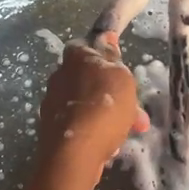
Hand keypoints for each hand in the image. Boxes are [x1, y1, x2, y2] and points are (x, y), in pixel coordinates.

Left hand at [36, 33, 149, 185]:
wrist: (75, 153)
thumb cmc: (104, 106)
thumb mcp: (120, 76)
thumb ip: (112, 57)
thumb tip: (106, 36)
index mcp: (74, 57)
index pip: (86, 46)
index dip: (104, 55)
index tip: (121, 68)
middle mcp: (59, 76)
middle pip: (89, 79)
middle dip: (114, 94)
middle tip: (136, 112)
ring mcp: (53, 104)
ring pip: (87, 104)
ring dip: (108, 115)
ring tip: (129, 132)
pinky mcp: (52, 129)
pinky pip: (80, 125)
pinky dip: (95, 131)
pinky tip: (110, 145)